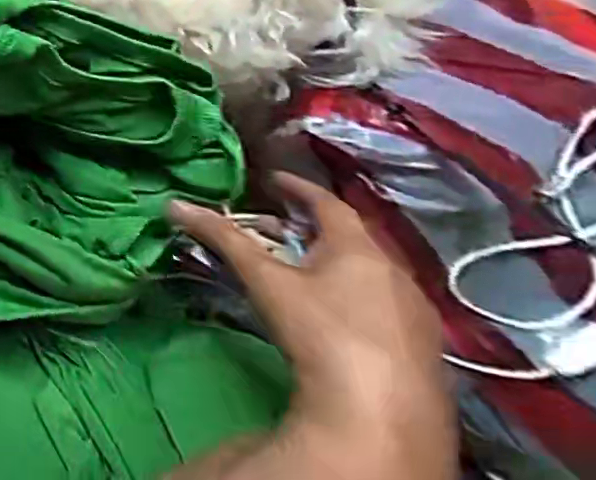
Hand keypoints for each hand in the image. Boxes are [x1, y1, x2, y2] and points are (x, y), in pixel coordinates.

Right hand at [168, 173, 453, 478]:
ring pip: (367, 272)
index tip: (273, 179)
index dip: (300, 188)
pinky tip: (325, 306)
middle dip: (310, 226)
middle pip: (351, 238)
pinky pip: (379, 300)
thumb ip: (222, 237)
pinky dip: (347, 289)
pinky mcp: (421, 349)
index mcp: (361, 251)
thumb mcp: (263, 278)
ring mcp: (416, 315)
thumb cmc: (321, 330)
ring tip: (293, 262)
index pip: (330, 204)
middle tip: (274, 223)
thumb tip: (175, 204)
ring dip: (330, 260)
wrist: (383, 416)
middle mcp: (397, 275)